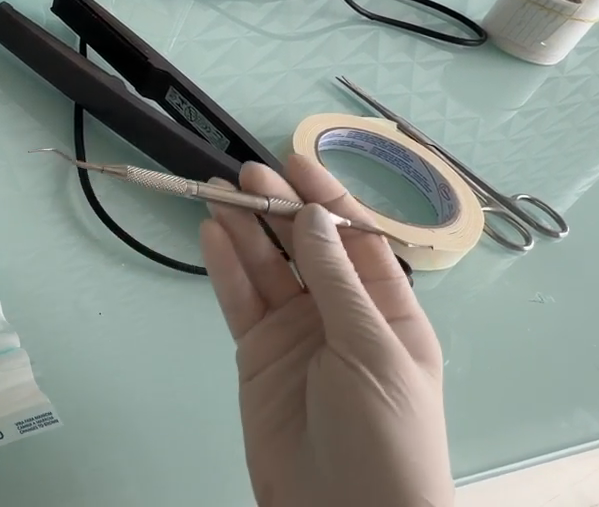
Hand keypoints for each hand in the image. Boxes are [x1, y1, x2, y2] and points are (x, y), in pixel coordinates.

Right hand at [200, 155, 453, 506]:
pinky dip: (225, 265)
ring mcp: (295, 333)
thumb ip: (336, 280)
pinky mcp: (257, 352)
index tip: (296, 162)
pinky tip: (210, 235)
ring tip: (219, 194)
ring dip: (246, 229)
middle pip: (305, 248)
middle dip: (280, 209)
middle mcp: (340, 315)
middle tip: (247, 175)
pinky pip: (239, 298)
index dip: (329, 200)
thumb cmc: (384, 436)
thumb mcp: (372, 352)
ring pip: (267, 267)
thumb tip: (312, 215)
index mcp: (388, 315)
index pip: (357, 242)